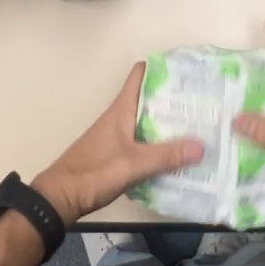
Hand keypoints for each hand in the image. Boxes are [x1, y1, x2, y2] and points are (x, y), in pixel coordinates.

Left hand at [32, 61, 204, 224]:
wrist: (62, 196)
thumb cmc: (95, 171)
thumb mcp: (134, 164)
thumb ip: (166, 156)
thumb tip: (202, 145)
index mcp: (121, 109)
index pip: (139, 75)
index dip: (159, 68)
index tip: (184, 71)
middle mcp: (119, 116)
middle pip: (147, 98)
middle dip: (171, 98)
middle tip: (200, 102)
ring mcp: (116, 135)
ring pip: (145, 120)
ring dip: (166, 122)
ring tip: (194, 127)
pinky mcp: (115, 153)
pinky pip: (142, 140)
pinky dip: (157, 142)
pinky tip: (174, 155)